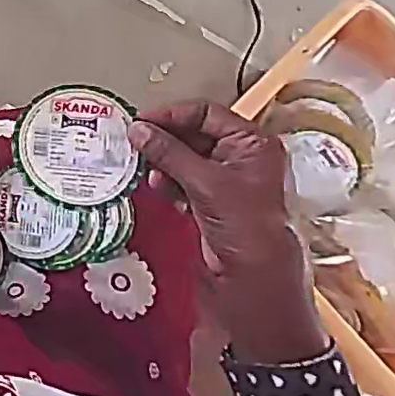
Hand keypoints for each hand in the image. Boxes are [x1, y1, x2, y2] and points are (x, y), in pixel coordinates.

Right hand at [128, 100, 328, 363]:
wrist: (257, 282)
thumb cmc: (248, 229)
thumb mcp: (205, 182)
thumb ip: (169, 152)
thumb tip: (140, 130)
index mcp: (253, 143)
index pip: (207, 113)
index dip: (173, 115)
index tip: (143, 121)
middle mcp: (243, 157)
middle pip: (195, 135)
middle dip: (166, 142)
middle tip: (137, 143)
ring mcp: (229, 181)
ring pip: (187, 159)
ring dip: (165, 164)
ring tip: (149, 171)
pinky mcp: (214, 201)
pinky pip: (186, 181)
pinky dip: (171, 183)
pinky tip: (162, 189)